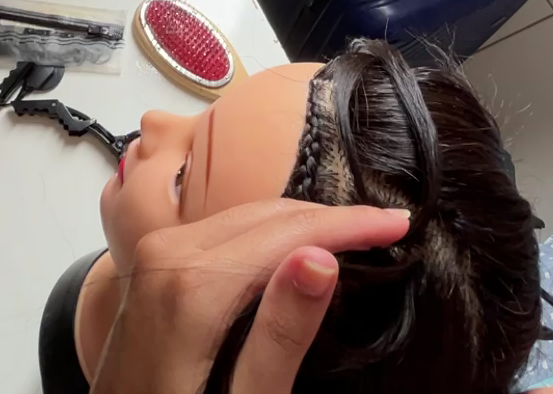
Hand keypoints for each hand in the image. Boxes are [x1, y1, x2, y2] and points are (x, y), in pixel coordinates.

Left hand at [89, 198, 410, 393]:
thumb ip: (279, 336)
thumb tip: (322, 257)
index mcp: (188, 286)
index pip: (287, 233)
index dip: (348, 225)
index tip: (397, 224)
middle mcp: (167, 252)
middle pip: (267, 215)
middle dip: (331, 218)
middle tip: (387, 228)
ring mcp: (155, 253)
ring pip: (247, 215)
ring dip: (303, 222)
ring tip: (355, 234)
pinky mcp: (155, 263)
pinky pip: (224, 230)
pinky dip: (268, 232)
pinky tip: (299, 246)